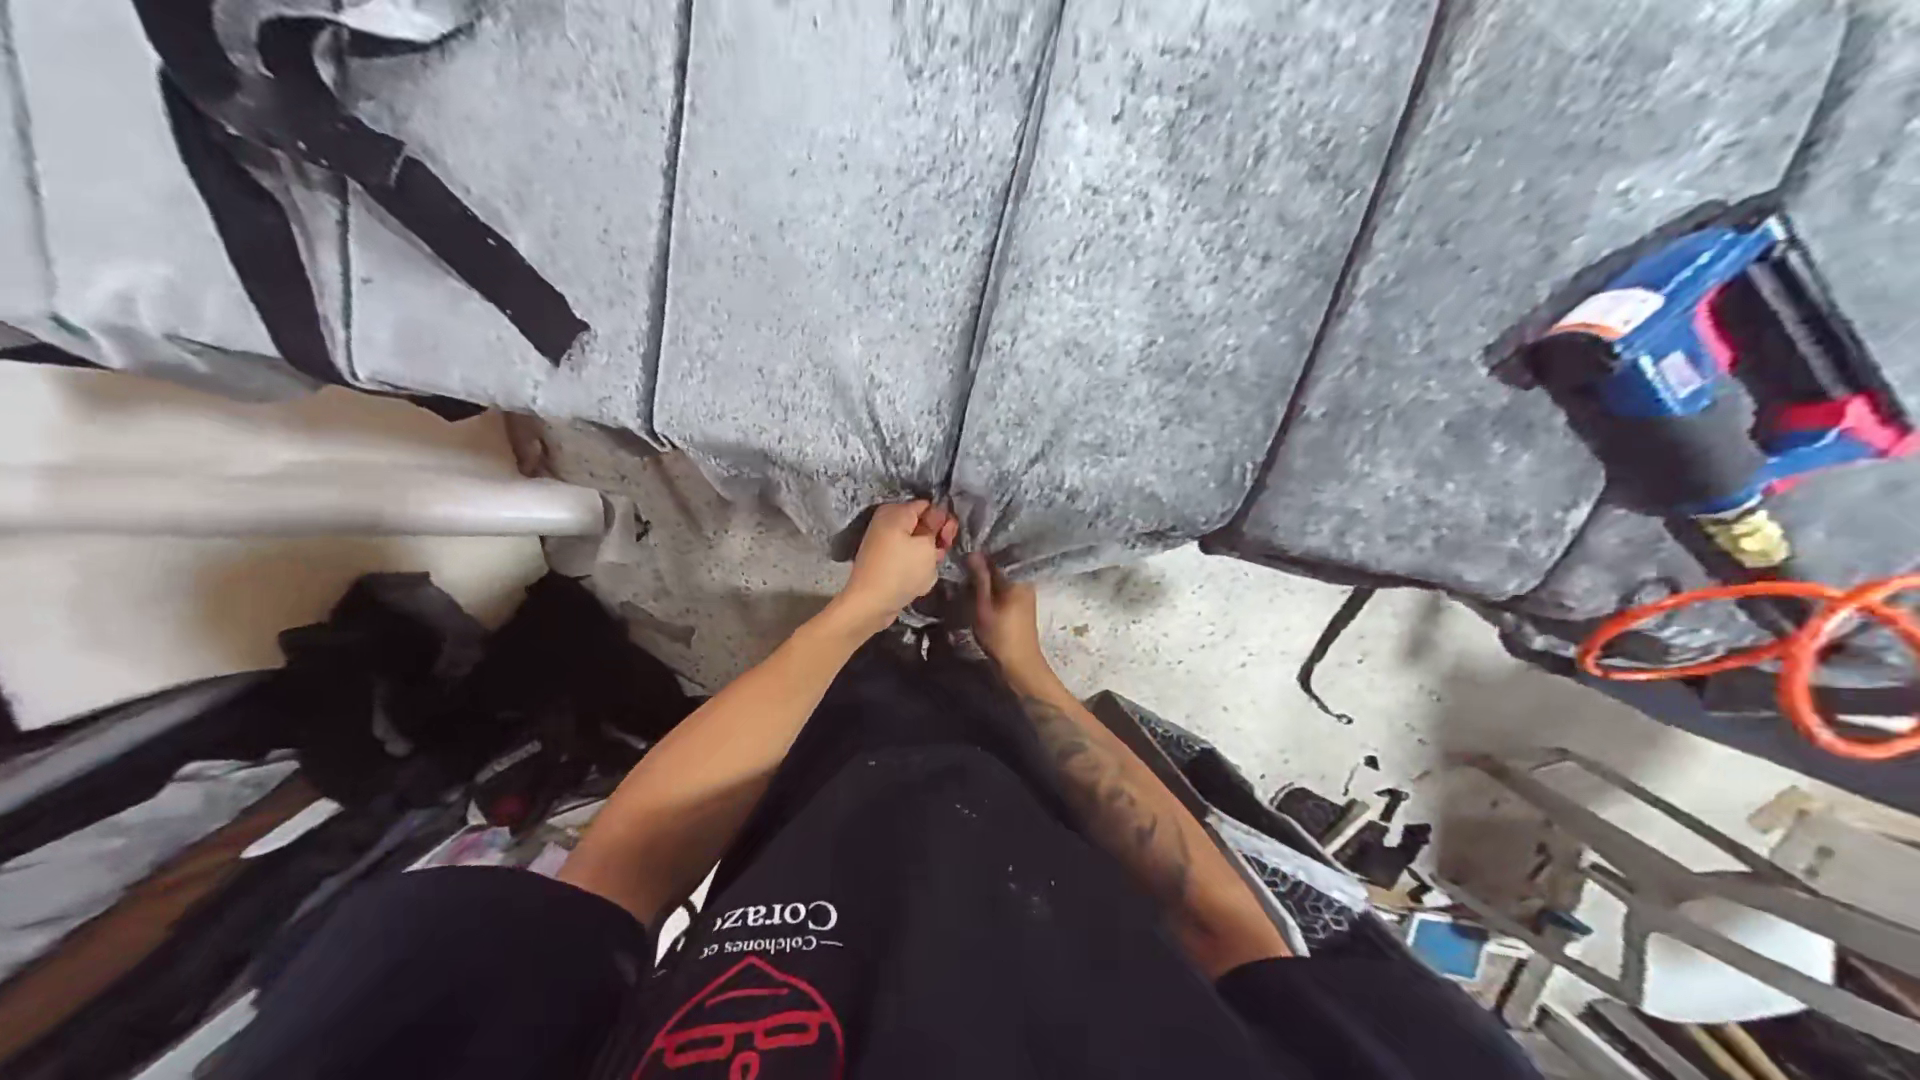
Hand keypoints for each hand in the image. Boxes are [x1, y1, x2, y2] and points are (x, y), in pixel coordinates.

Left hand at [830, 500, 957, 636]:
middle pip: (922, 524)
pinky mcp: (884, 561)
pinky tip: (915, 582)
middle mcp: (887, 522)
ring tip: (925, 573)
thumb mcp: (926, 546)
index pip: (928, 506)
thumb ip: (936, 526)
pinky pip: (907, 558)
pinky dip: (914, 568)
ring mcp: (884, 543)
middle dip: (935, 540)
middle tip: (938, 556)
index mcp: (895, 512)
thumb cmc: (900, 572)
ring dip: (927, 558)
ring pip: (917, 544)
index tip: (948, 538)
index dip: (943, 520)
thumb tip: (937, 514)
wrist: (869, 605)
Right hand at [966, 552, 1051, 687]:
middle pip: (1001, 566)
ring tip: (966, 577)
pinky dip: (992, 588)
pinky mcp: (1022, 603)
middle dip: (982, 566)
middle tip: (960, 566)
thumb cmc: (1000, 636)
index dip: (979, 555)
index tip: (961, 553)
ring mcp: (1025, 592)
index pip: (997, 556)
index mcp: (1019, 578)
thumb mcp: (984, 606)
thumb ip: (980, 579)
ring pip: (1002, 577)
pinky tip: (978, 591)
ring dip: (986, 578)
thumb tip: (973, 553)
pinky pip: (1005, 587)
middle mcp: (1025, 581)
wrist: (1020, 665)